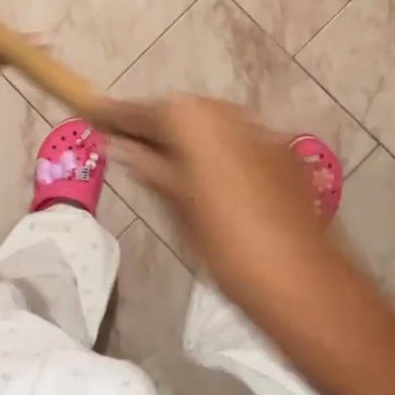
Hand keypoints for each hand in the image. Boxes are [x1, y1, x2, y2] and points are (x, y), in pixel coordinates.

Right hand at [104, 95, 343, 322]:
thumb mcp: (178, 210)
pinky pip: (236, 137)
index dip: (116, 113)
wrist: (304, 283)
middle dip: (153, 123)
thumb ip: (150, 168)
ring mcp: (261, 130)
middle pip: (180, 110)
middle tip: (124, 140)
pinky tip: (204, 173)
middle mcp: (228, 114)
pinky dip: (215, 147)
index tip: (91, 112)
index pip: (145, 110)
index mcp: (195, 124)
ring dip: (184, 135)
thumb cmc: (228, 249)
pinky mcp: (283, 150)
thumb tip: (121, 146)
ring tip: (159, 158)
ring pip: (210, 122)